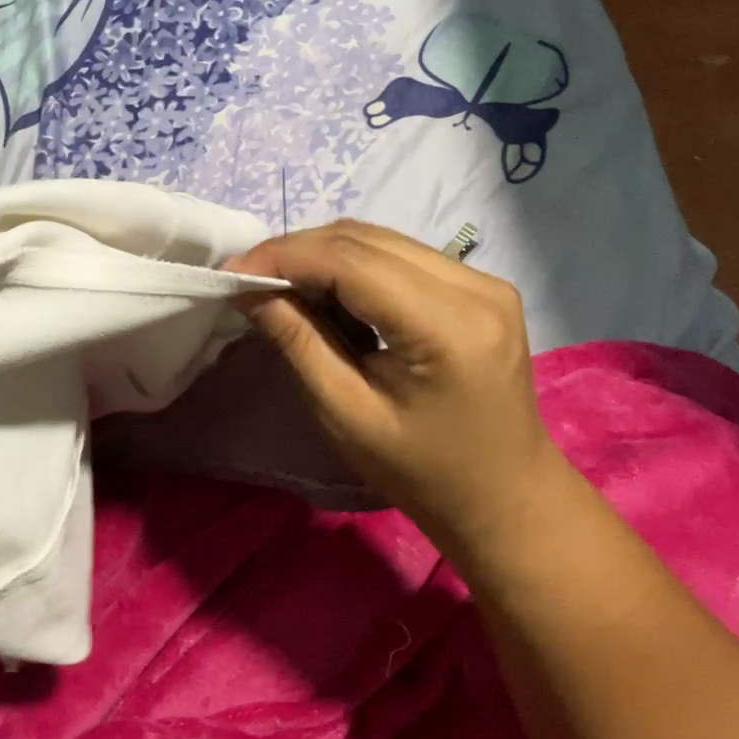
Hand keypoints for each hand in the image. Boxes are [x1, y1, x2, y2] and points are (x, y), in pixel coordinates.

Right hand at [224, 220, 561, 541]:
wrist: (505, 498)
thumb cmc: (421, 471)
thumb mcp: (345, 414)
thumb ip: (298, 341)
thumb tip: (248, 287)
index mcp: (448, 326)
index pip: (351, 261)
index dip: (285, 256)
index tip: (233, 271)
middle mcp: (475, 287)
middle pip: (365, 240)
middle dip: (297, 252)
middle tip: (248, 278)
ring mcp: (484, 282)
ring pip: (380, 240)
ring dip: (322, 256)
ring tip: (278, 286)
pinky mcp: (480, 287)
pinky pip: (400, 256)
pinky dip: (351, 266)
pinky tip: (325, 293)